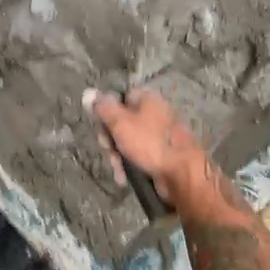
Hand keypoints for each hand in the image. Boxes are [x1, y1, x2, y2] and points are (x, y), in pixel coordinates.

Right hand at [84, 88, 211, 202]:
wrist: (182, 174)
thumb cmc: (149, 143)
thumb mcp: (120, 122)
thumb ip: (102, 107)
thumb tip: (88, 92)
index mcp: (147, 99)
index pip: (119, 97)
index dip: (106, 112)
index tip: (100, 127)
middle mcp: (154, 113)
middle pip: (121, 121)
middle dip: (111, 140)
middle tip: (110, 150)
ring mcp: (158, 135)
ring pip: (128, 141)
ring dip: (118, 156)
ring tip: (119, 170)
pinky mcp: (161, 154)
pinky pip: (138, 155)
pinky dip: (130, 165)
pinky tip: (125, 177)